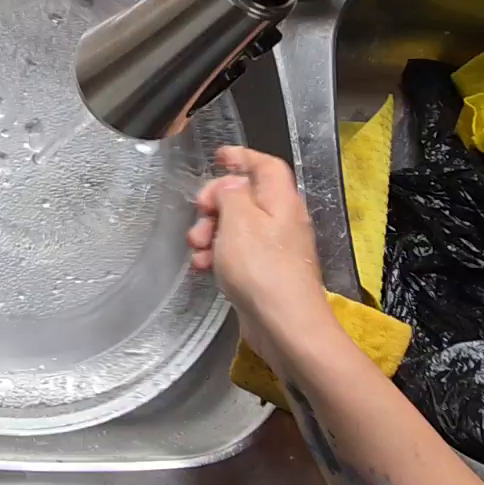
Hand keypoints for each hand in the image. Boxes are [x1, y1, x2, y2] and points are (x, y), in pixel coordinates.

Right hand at [187, 146, 335, 366]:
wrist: (287, 328)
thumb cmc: (261, 268)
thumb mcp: (239, 221)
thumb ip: (230, 194)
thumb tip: (230, 185)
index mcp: (281, 201)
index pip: (266, 166)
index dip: (243, 157)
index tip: (218, 157)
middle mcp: (281, 221)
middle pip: (245, 196)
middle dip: (215, 202)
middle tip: (199, 212)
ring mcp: (274, 249)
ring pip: (236, 226)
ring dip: (211, 232)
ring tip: (196, 247)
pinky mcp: (264, 273)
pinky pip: (236, 253)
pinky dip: (218, 255)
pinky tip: (203, 268)